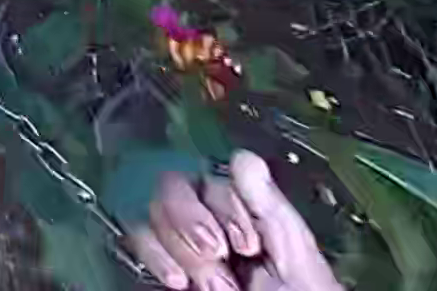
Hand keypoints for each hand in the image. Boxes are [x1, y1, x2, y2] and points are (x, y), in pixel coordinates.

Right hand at [126, 151, 340, 290]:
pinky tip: (177, 279)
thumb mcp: (301, 273)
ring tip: (211, 286)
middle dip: (190, 220)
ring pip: (152, 204)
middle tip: (218, 258)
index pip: (218, 175)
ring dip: (178, 246)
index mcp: (252, 221)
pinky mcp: (158, 259)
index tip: (247, 245)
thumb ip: (273, 214)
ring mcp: (183, 242)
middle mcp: (214, 223)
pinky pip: (135, 231)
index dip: (226, 205)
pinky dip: (152, 252)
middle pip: (174, 181)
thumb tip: (246, 158)